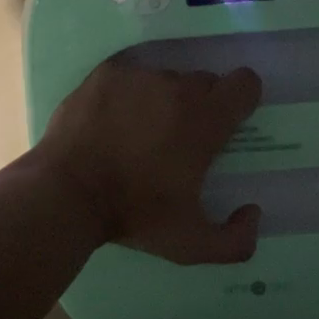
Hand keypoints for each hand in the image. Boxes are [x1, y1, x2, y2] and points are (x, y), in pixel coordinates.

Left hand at [36, 61, 262, 264]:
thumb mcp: (191, 245)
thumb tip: (252, 213)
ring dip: (162, 97)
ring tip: (140, 129)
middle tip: (180, 137)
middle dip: (200, 104)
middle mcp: (176, 87)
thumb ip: (236, 241)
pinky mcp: (105, 73)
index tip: (229, 121)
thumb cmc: (133, 215)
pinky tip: (112, 118)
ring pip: (165, 77)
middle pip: (204, 81)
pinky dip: (128, 91)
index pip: (244, 84)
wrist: (66, 193)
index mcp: (205, 120)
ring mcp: (138, 75)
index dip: (242, 99)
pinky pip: (130, 74)